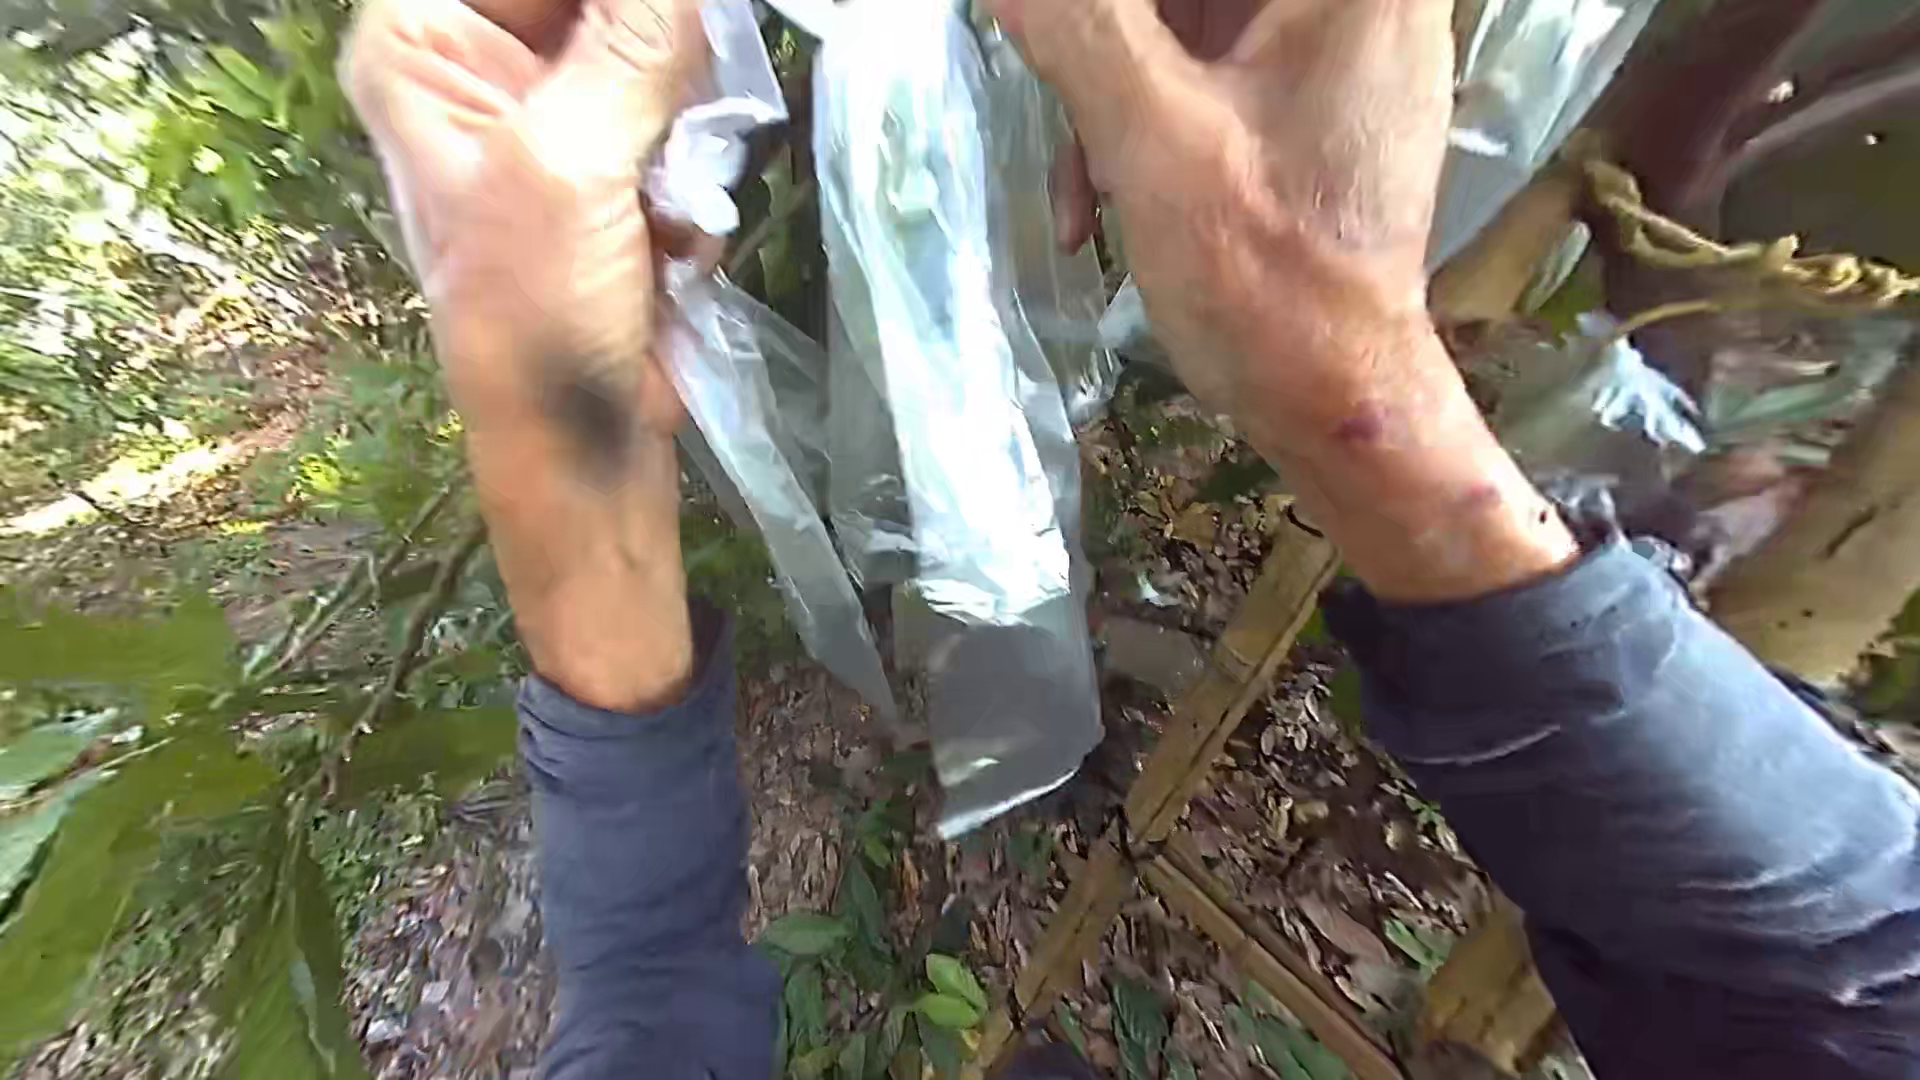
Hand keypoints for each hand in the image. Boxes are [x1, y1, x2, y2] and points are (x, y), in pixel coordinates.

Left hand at [346, 0, 702, 709]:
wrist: (588, 433)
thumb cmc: (542, 306)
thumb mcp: (569, 167)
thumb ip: (628, 56)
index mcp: (438, 51)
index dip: (623, 3)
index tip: (686, 28)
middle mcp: (504, 93)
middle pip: (610, 29)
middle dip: (664, 84)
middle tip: (688, 132)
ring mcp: (574, 158)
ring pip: (664, 104)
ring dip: (688, 160)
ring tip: (677, 218)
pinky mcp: (630, 211)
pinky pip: (685, 170)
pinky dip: (696, 208)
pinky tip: (685, 254)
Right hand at [997, 0, 1577, 599]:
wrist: (1325, 393)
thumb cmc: (1256, 279)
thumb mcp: (1154, 148)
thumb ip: (1081, 33)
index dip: (1101, 15)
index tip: (1052, 44)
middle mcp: (1357, 1)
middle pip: (1187, 0)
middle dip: (1102, 60)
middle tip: (1057, 126)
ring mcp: (1334, 59)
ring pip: (1187, 43)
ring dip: (1112, 115)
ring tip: (1080, 204)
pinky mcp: (1307, 121)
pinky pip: (1205, 97)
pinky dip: (1147, 144)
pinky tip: (1109, 207)